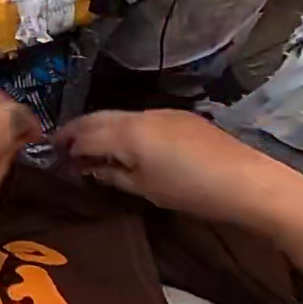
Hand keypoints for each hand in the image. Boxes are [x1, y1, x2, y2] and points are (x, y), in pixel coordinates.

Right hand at [54, 109, 302, 236]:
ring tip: (90, 145)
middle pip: (97, 117)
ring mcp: (161, 112)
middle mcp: (139, 115)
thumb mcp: (145, 189)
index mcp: (126, 133)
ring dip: (99, 127)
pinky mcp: (180, 116)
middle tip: (61, 145)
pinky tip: (126, 144)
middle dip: (76, 129)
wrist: (250, 182)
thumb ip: (112, 175)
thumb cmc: (191, 191)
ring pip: (118, 115)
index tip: (53, 157)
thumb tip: (89, 168)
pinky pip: (138, 117)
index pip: (84, 135)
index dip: (66, 146)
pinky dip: (122, 127)